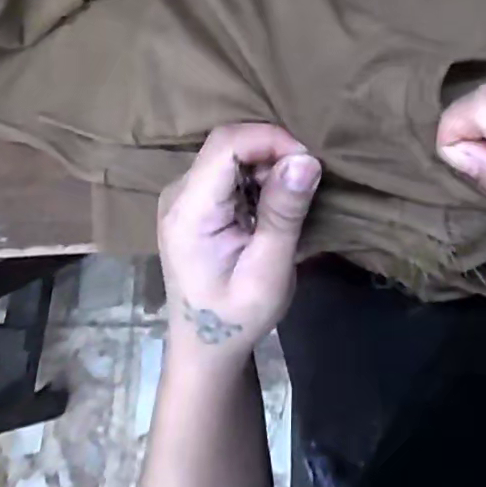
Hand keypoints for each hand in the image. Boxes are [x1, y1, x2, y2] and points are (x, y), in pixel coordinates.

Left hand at [158, 125, 321, 371]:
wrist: (205, 347)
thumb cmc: (236, 317)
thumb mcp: (269, 272)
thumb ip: (283, 213)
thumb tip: (306, 159)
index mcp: (189, 210)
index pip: (225, 144)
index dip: (269, 139)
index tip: (307, 162)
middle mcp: (178, 192)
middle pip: (226, 143)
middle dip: (271, 151)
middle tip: (303, 183)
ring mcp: (182, 194)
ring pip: (228, 152)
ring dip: (265, 164)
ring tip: (288, 201)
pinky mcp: (193, 199)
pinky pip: (226, 168)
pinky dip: (256, 176)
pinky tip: (270, 205)